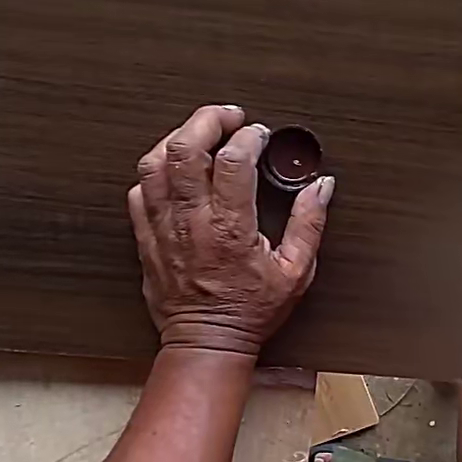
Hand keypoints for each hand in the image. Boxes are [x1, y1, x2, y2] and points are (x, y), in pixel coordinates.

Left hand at [128, 105, 333, 356]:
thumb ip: (310, 224)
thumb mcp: (296, 272)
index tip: (260, 135)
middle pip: (185, 149)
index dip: (249, 136)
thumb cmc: (250, 311)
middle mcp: (192, 222)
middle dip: (208, 119)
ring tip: (199, 135)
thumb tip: (322, 186)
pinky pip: (138, 191)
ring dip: (177, 138)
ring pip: (154, 164)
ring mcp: (164, 228)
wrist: (205, 343)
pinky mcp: (146, 237)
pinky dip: (154, 171)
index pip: (233, 160)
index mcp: (231, 228)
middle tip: (229, 118)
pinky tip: (174, 170)